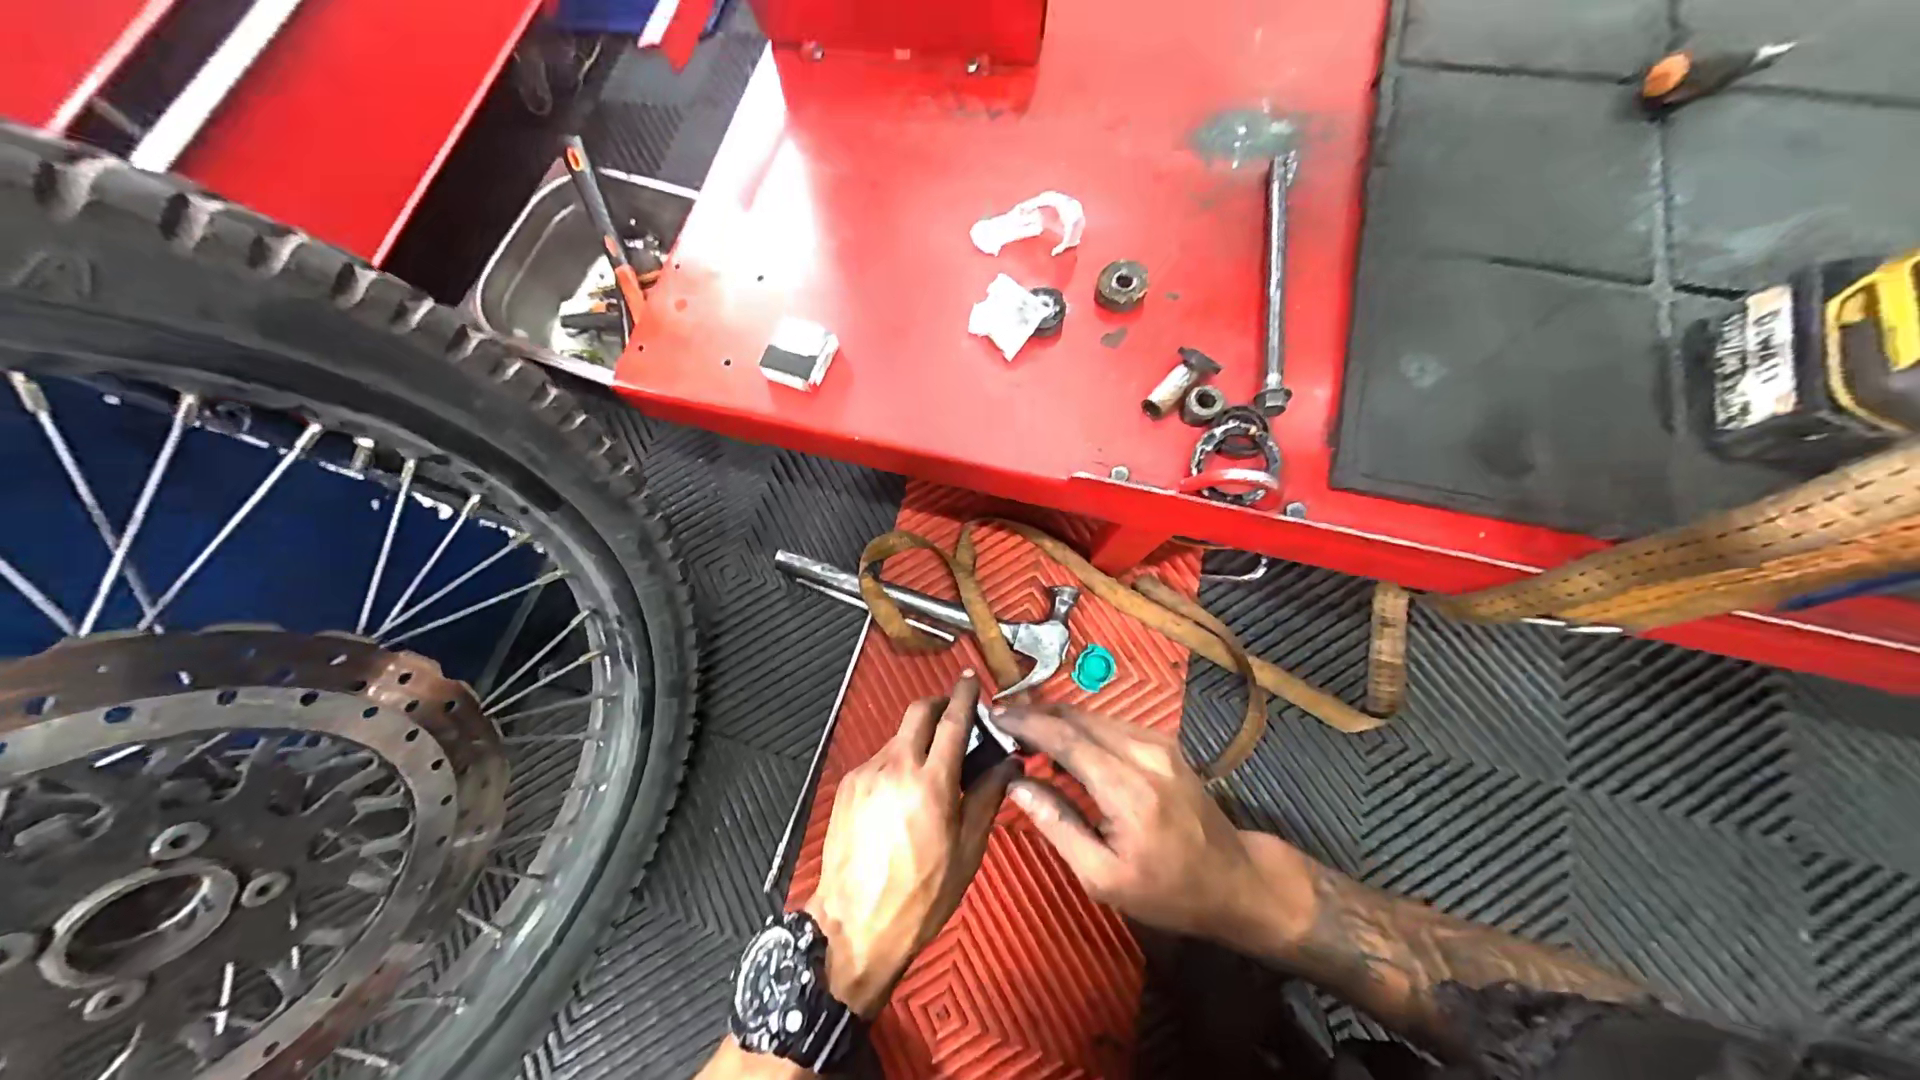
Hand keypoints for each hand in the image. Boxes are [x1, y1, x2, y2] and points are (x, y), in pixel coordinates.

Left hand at [803, 672, 1017, 1016]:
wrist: (855, 926)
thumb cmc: (918, 896)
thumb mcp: (967, 850)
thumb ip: (987, 798)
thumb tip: (1008, 766)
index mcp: (931, 783)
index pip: (952, 720)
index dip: (965, 695)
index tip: (970, 681)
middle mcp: (895, 768)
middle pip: (918, 711)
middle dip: (939, 703)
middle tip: (955, 714)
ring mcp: (867, 774)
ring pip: (898, 736)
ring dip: (918, 738)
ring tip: (931, 769)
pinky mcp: (849, 786)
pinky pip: (879, 759)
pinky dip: (897, 762)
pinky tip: (904, 793)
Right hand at [995, 704, 1315, 948]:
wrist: (1235, 880)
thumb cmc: (1167, 890)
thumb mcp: (1103, 877)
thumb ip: (1058, 825)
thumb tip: (1017, 784)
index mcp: (1129, 790)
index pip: (1067, 739)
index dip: (1027, 723)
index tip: (995, 715)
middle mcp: (1145, 753)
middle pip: (1078, 718)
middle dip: (1036, 714)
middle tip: (1002, 720)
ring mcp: (1159, 743)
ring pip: (1093, 716)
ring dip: (1056, 719)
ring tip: (1025, 731)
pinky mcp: (1164, 743)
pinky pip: (1111, 724)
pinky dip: (1080, 727)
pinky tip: (1063, 742)